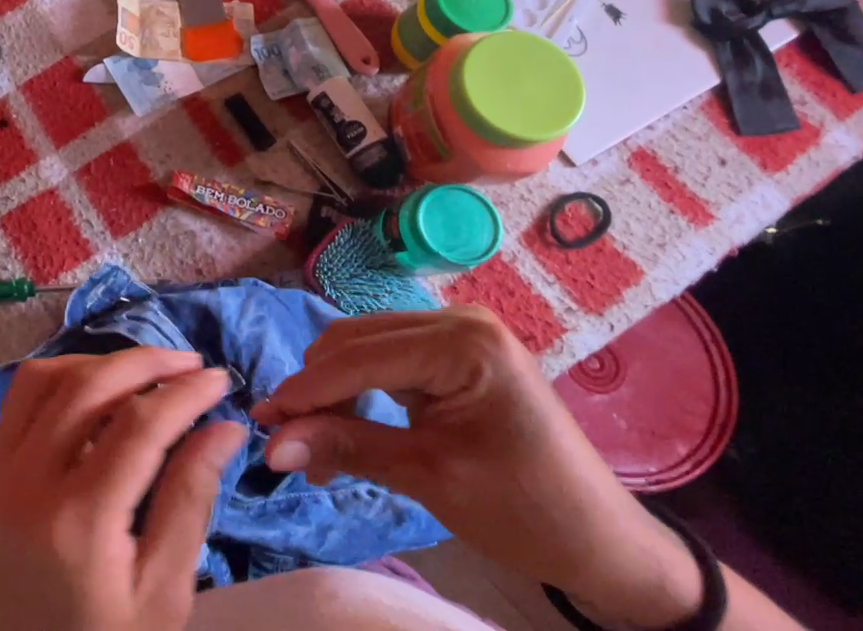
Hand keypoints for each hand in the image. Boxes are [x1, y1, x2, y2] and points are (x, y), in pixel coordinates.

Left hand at [0, 349, 249, 630]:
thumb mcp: (161, 595)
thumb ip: (189, 502)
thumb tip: (225, 427)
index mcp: (79, 520)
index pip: (138, 425)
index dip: (184, 393)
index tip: (221, 379)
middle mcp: (27, 482)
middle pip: (86, 387)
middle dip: (144, 363)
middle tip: (190, 363)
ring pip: (43, 380)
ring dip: (98, 364)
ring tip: (147, 373)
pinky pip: (18, 403)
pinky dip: (59, 381)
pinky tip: (96, 394)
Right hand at [250, 307, 705, 626]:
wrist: (602, 542)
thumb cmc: (525, 510)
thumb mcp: (428, 478)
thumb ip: (346, 448)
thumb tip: (268, 446)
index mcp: (463, 342)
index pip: (360, 357)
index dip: (305, 390)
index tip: (260, 420)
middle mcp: (457, 320)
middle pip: (354, 341)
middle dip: (316, 391)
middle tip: (287, 442)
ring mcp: (457, 332)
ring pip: (362, 348)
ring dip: (332, 392)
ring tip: (314, 446)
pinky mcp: (453, 352)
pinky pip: (385, 359)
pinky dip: (357, 392)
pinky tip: (345, 427)